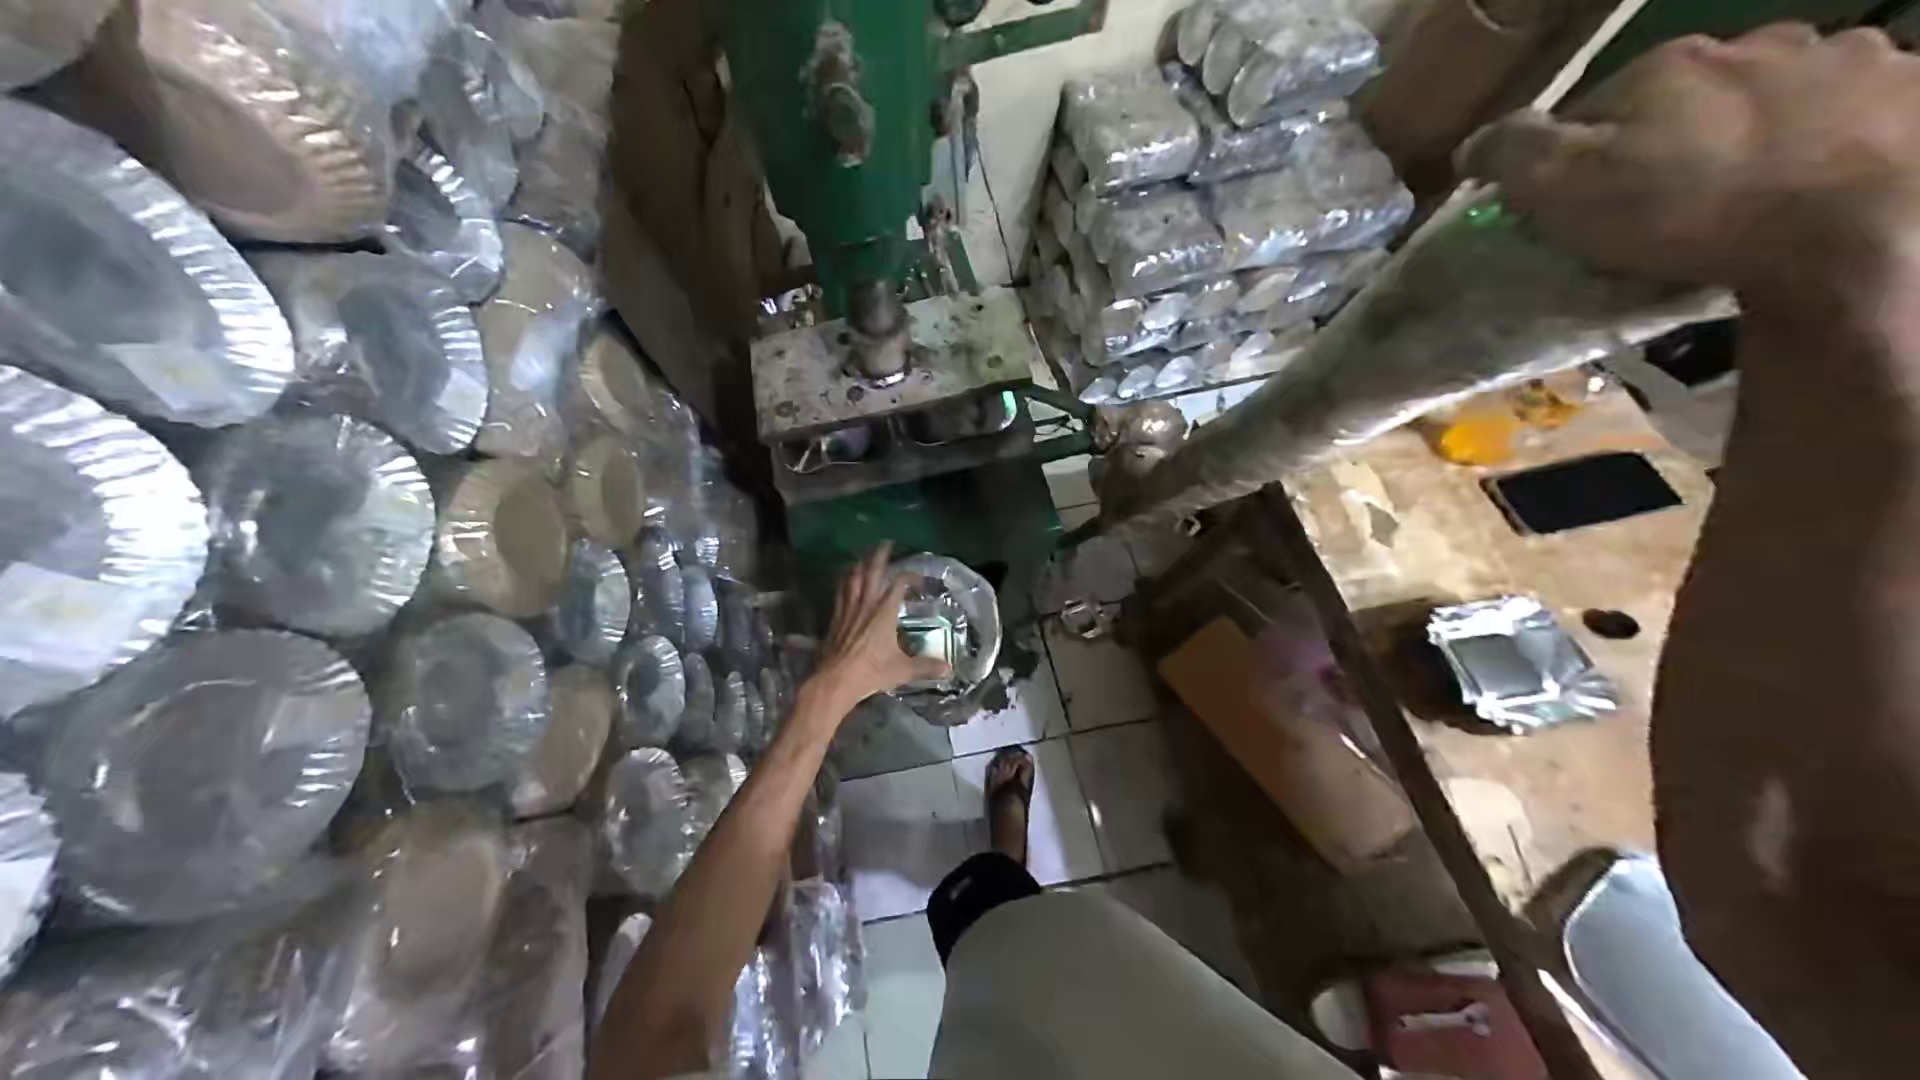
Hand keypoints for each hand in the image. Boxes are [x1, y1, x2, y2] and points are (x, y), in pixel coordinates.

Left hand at [810, 543, 951, 707]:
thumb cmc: (871, 672)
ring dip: (859, 566)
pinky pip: (840, 593)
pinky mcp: (835, 618)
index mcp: (884, 612)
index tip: (917, 578)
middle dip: (879, 556)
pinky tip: (844, 581)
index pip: (898, 584)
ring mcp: (848, 610)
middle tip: (885, 544)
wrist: (835, 680)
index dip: (909, 576)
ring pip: (852, 579)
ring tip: (863, 558)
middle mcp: (865, 605)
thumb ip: (925, 666)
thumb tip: (948, 669)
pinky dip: (844, 582)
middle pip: (872, 572)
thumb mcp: (902, 670)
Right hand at [1460, 24, 1919, 309]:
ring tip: (1726, 195)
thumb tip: (1473, 142)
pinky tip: (1795, 182)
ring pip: (1756, 101)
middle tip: (1644, 205)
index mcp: (1664, 66)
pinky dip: (1807, 141)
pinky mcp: (1902, 93)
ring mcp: (1840, 60)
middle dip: (1654, 142)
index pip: (1586, 111)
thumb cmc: (1684, 206)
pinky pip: (1832, 115)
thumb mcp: (1561, 187)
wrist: (1858, 224)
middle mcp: (1753, 44)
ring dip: (1734, 135)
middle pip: (1675, 101)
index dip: (1565, 162)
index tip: (1563, 207)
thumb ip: (1509, 155)